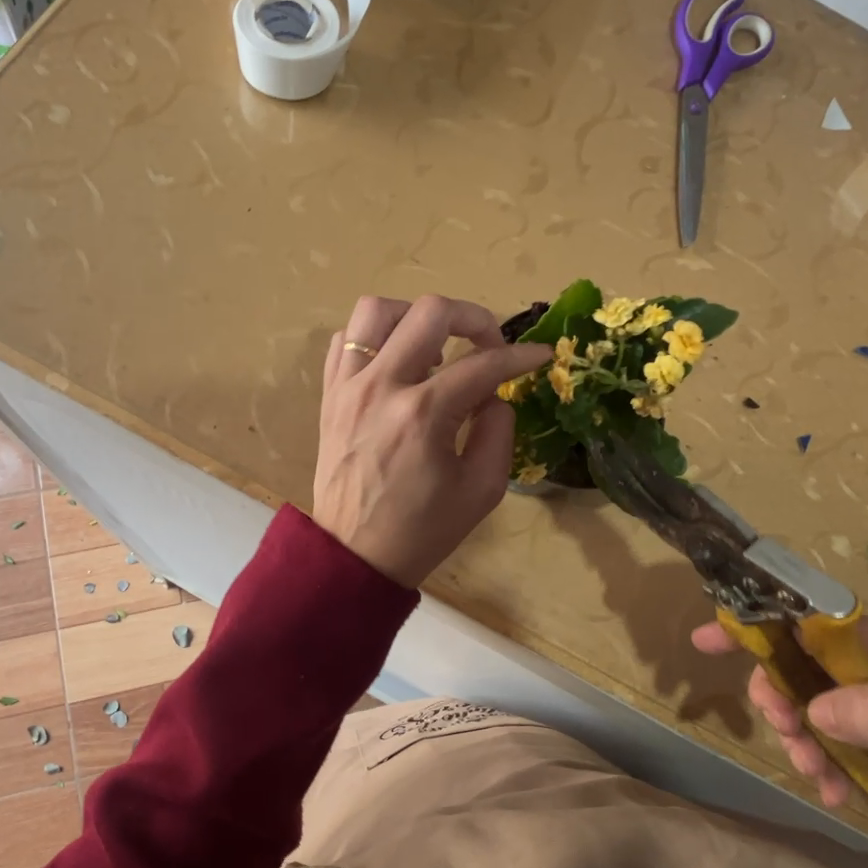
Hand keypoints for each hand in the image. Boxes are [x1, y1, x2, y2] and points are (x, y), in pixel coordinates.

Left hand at [313, 295, 550, 587]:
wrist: (355, 555)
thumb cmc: (423, 529)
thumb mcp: (482, 489)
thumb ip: (498, 430)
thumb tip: (493, 393)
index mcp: (423, 413)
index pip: (481, 364)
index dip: (519, 356)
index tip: (538, 356)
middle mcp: (381, 386)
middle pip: (430, 311)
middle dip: (473, 318)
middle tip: (488, 345)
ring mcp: (348, 387)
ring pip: (376, 311)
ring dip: (415, 318)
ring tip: (435, 349)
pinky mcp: (329, 396)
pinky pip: (345, 340)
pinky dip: (374, 339)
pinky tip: (395, 364)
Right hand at [691, 616, 867, 826]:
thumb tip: (811, 709)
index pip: (805, 621)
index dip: (753, 627)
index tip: (704, 642)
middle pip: (804, 669)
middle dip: (785, 707)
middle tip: (798, 752)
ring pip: (822, 705)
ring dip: (810, 741)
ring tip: (825, 784)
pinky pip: (850, 732)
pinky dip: (837, 758)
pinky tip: (844, 790)